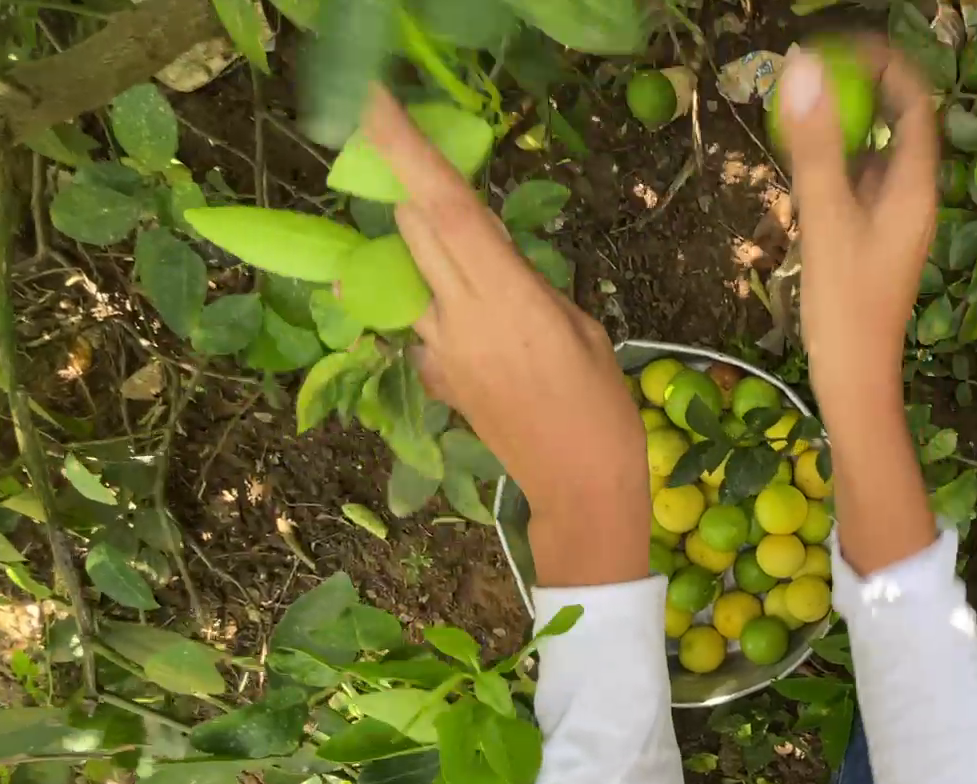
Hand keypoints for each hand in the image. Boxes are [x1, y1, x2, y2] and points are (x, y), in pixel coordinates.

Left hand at [363, 89, 647, 587]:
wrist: (579, 490)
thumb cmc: (606, 414)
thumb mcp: (589, 336)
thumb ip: (538, 293)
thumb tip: (505, 273)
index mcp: (511, 301)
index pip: (446, 211)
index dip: (405, 151)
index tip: (370, 99)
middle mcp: (462, 318)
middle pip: (412, 228)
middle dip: (405, 184)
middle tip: (411, 157)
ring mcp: (441, 351)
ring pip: (412, 273)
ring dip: (429, 251)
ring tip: (477, 273)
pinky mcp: (437, 378)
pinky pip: (426, 323)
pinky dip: (446, 309)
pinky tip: (488, 339)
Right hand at [778, 41, 939, 414]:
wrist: (854, 379)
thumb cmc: (845, 308)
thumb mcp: (826, 223)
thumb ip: (815, 148)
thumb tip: (804, 66)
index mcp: (915, 189)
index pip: (914, 102)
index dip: (884, 63)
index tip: (837, 47)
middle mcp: (913, 200)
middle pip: (895, 126)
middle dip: (858, 94)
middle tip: (809, 82)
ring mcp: (895, 225)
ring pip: (874, 161)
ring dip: (842, 136)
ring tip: (799, 124)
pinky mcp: (876, 246)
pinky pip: (860, 192)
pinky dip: (836, 174)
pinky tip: (804, 181)